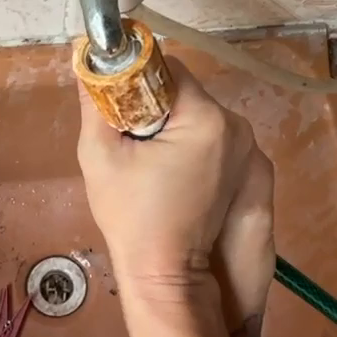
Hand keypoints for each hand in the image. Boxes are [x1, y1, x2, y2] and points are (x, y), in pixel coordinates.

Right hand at [76, 60, 275, 320]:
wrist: (166, 275)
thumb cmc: (131, 218)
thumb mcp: (99, 155)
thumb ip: (95, 103)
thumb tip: (87, 61)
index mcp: (206, 119)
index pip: (167, 71)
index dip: (137, 84)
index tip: (120, 112)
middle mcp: (237, 127)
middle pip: (185, 93)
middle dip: (155, 109)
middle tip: (131, 143)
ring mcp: (249, 149)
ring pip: (198, 114)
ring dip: (173, 127)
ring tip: (150, 164)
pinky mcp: (249, 169)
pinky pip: (212, 137)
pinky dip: (190, 145)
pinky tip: (171, 174)